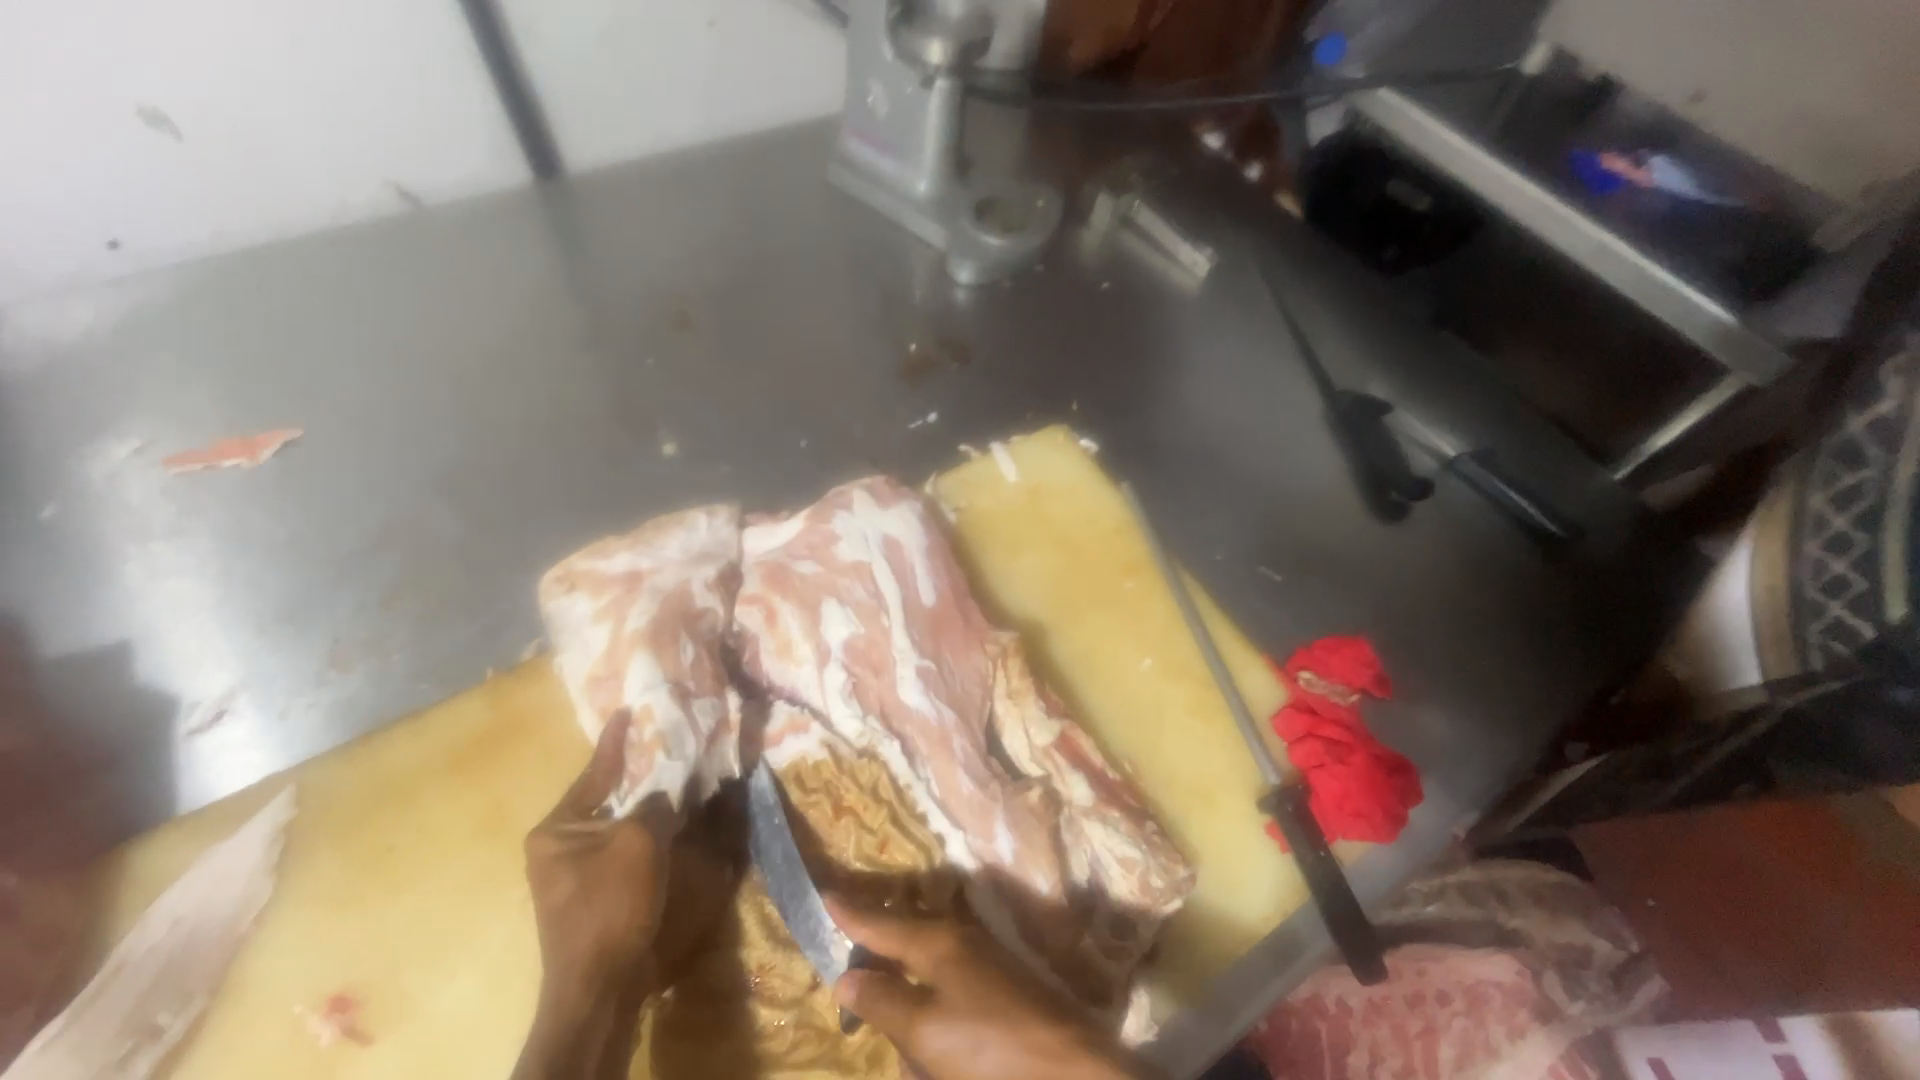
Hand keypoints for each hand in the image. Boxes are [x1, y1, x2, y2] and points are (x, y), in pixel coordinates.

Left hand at [524, 713, 670, 996]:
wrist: (601, 984)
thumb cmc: (610, 905)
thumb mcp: (638, 842)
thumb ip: (656, 806)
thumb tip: (668, 795)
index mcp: (556, 829)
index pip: (593, 773)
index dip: (615, 742)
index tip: (626, 711)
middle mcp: (559, 847)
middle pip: (607, 800)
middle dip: (638, 777)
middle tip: (665, 745)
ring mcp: (576, 875)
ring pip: (621, 827)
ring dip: (649, 809)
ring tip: (677, 780)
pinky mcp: (598, 896)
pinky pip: (627, 853)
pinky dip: (651, 837)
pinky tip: (674, 827)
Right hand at [827, 899, 1142, 1079]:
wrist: (1070, 1066)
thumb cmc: (989, 1045)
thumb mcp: (925, 1029)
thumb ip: (883, 1000)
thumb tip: (847, 977)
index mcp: (937, 939)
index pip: (881, 922)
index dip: (850, 912)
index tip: (824, 892)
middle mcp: (961, 936)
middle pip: (906, 927)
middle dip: (875, 927)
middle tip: (845, 925)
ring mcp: (986, 957)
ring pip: (929, 947)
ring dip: (902, 954)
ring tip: (879, 960)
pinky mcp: (1003, 982)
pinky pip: (949, 969)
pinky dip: (927, 979)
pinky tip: (925, 999)